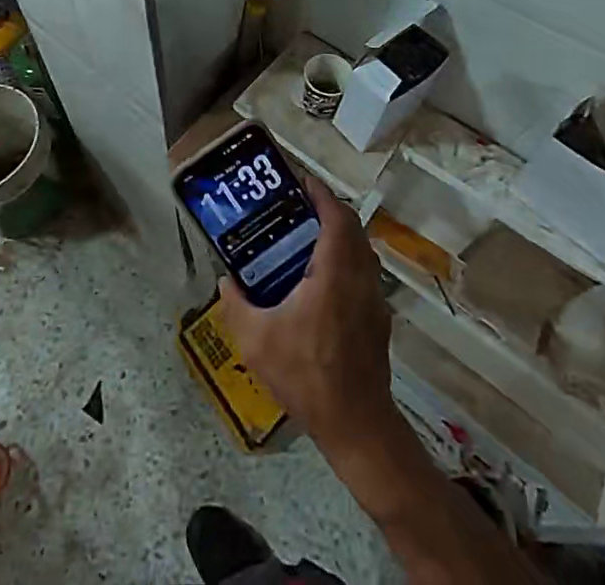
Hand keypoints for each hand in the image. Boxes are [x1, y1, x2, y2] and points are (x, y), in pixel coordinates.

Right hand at [219, 175, 395, 446]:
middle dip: (329, 211)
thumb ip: (235, 304)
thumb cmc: (304, 375)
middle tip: (297, 207)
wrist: (355, 422)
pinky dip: (346, 261)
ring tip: (305, 238)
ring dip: (340, 236)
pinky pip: (364, 274)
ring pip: (362, 253)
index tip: (303, 181)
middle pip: (353, 230)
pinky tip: (319, 281)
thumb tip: (226, 280)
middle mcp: (360, 280)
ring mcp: (374, 301)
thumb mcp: (255, 340)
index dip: (322, 195)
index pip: (337, 220)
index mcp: (333, 275)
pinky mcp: (378, 320)